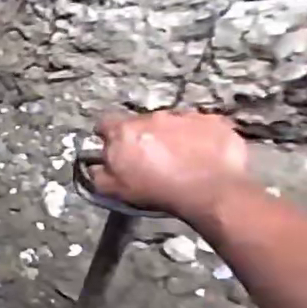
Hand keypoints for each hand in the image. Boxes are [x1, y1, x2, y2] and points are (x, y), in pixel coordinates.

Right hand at [90, 111, 254, 220]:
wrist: (210, 191)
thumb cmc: (159, 191)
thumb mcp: (115, 191)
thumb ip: (97, 174)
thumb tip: (94, 167)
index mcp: (124, 132)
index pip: (105, 124)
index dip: (107, 136)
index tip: (115, 147)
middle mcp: (152, 117)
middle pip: (140, 122)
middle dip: (142, 137)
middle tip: (150, 159)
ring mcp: (184, 116)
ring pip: (171, 122)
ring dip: (170, 135)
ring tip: (179, 158)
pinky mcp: (212, 120)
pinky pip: (199, 124)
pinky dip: (198, 136)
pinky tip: (201, 155)